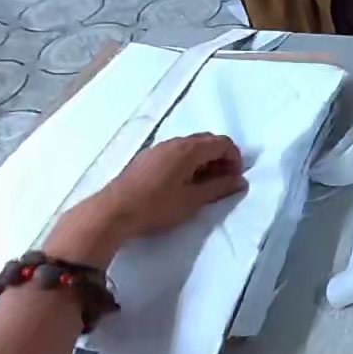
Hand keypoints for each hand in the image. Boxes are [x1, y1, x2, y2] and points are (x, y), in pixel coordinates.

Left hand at [41, 133, 245, 266]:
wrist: (112, 212)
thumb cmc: (156, 207)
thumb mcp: (193, 200)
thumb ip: (219, 188)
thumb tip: (240, 181)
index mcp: (189, 149)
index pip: (223, 142)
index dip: (235, 158)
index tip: (234, 179)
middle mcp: (175, 142)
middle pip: (207, 140)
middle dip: (221, 157)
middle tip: (223, 181)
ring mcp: (159, 148)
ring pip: (191, 146)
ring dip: (204, 160)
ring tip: (204, 184)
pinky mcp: (147, 158)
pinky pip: (176, 152)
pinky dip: (188, 161)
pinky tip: (183, 183)